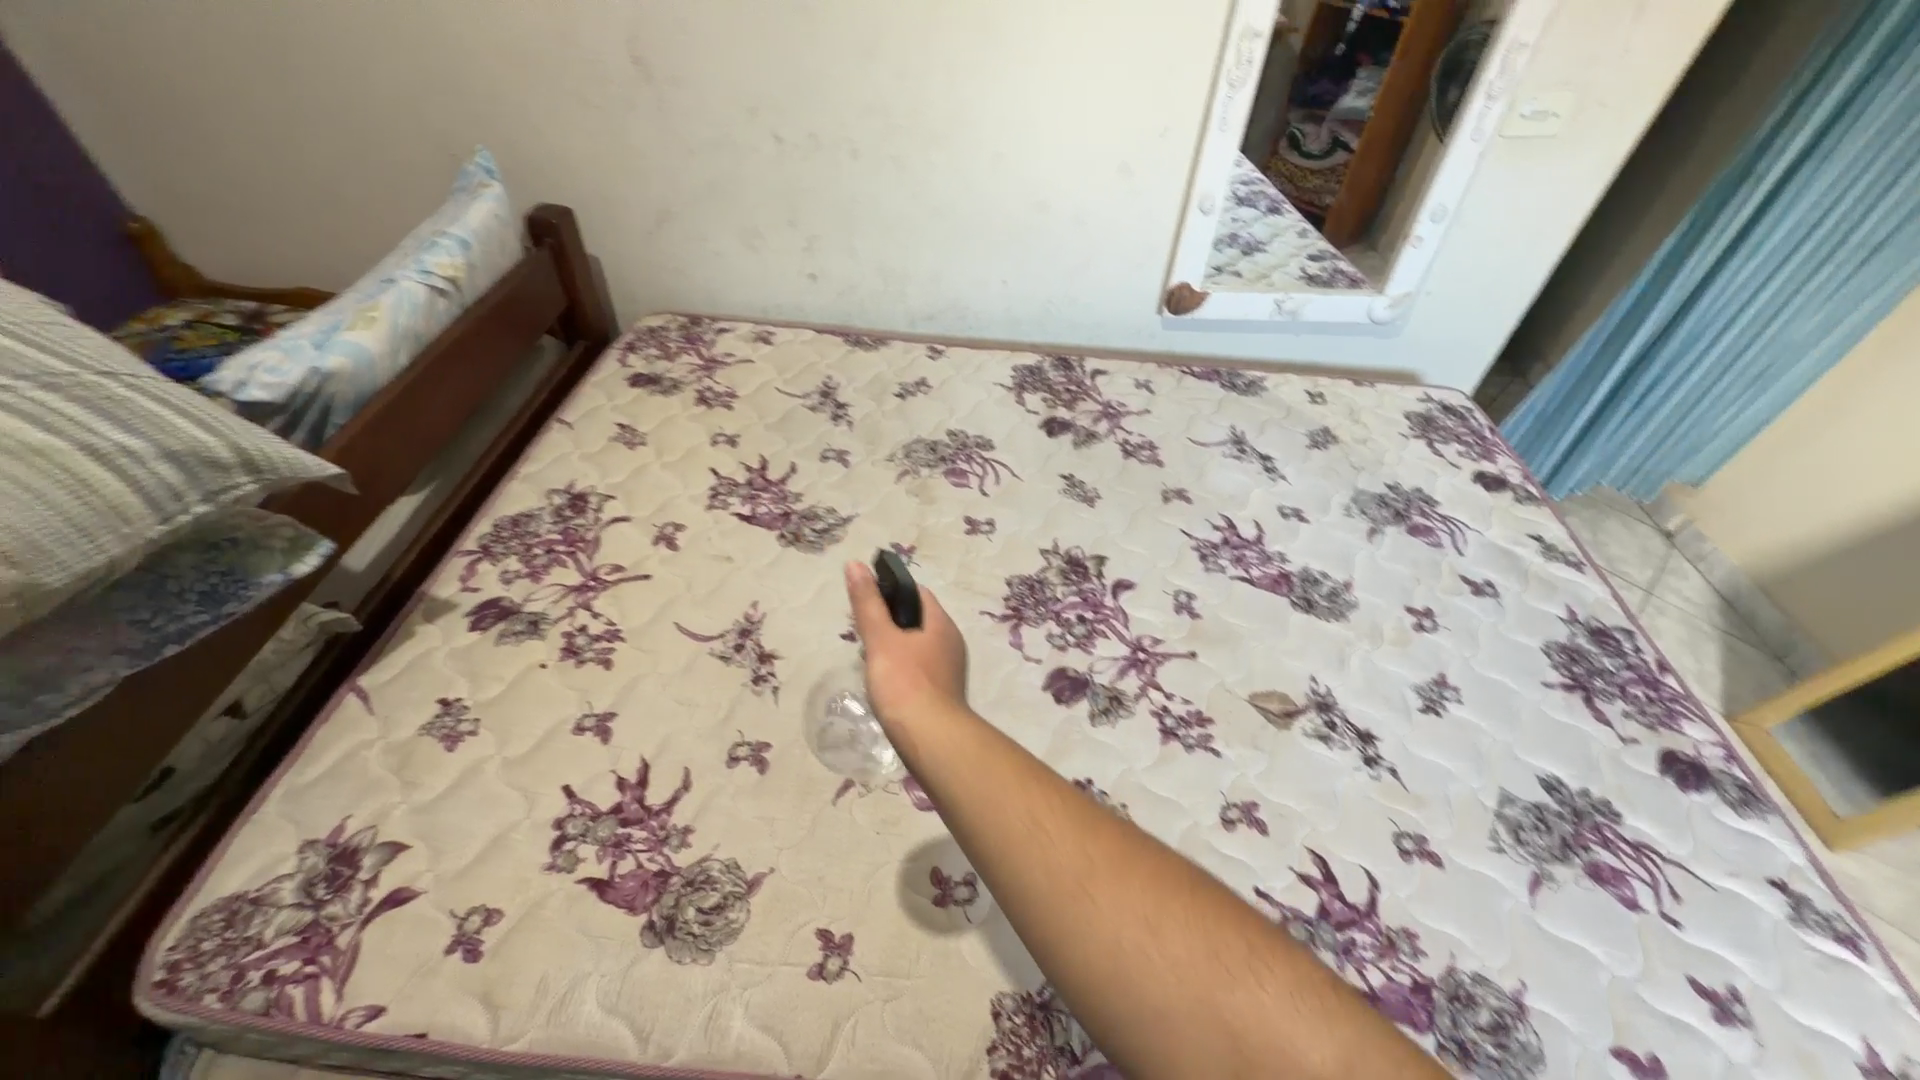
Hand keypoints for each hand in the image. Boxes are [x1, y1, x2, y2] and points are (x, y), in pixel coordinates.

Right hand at [844, 561, 968, 728]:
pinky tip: (885, 685)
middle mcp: (951, 644)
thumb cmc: (904, 684)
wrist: (930, 740)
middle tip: (863, 633)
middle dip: (890, 623)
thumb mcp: (880, 639)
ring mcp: (949, 671)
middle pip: (918, 621)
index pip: (917, 594)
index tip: (867, 600)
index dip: (891, 591)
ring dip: (894, 648)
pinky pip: (919, 672)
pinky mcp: (943, 695)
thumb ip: (867, 603)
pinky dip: (901, 671)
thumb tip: (855, 565)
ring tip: (869, 659)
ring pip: (918, 648)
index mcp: (942, 624)